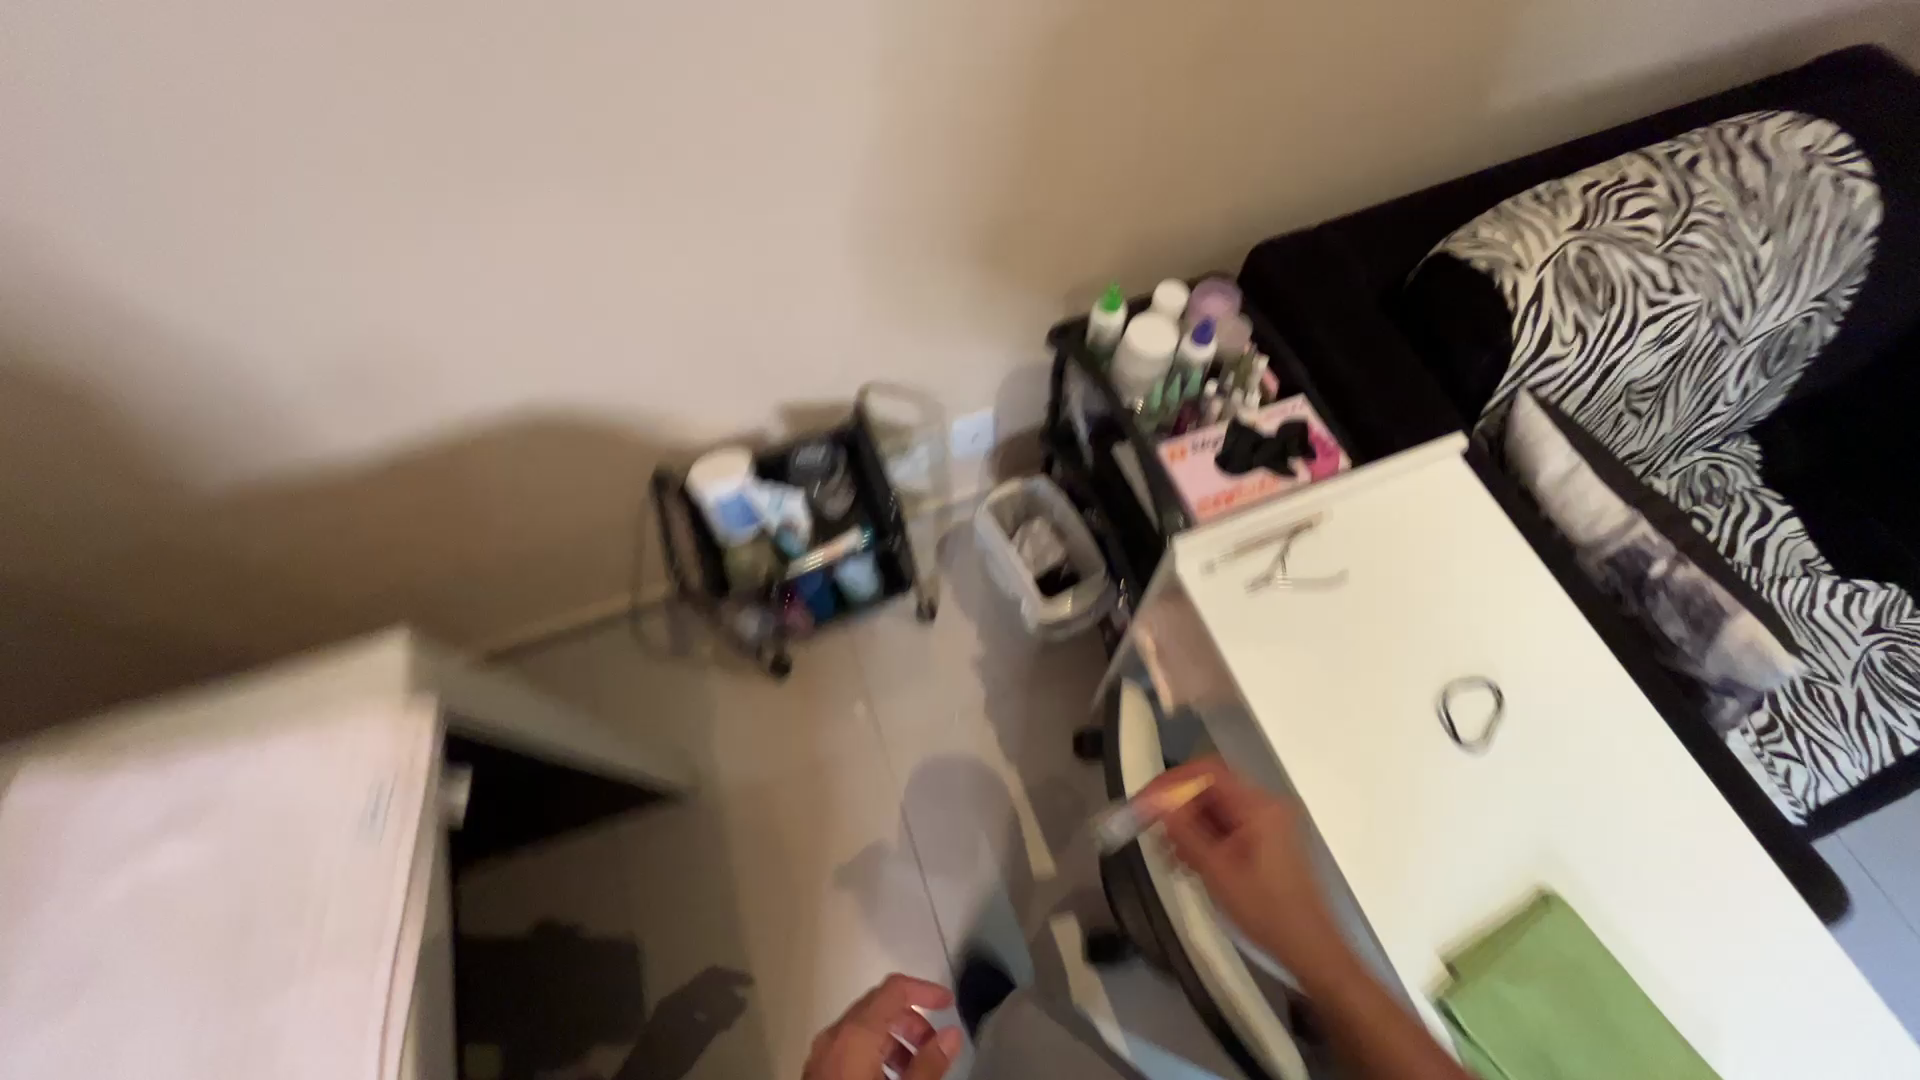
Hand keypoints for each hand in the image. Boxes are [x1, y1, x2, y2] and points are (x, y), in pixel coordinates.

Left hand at [803, 973, 961, 1079]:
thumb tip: (951, 1034)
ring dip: (895, 1041)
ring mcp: (822, 1055)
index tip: (949, 1005)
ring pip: (864, 1030)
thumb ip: (929, 1065)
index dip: (925, 991)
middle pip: (879, 1007)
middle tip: (935, 1048)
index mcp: (855, 1033)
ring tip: (916, 1073)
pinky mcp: (817, 1075)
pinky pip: (850, 1049)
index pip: (894, 989)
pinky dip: (875, 1054)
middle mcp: (835, 1035)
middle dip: (912, 1021)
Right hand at [1146, 758, 1346, 978]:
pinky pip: (1227, 827)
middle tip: (1153, 832)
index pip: (1207, 772)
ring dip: (1188, 827)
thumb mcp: (1217, 871)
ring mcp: (1268, 823)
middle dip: (1178, 809)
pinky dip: (1204, 839)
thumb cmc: (1267, 912)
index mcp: (1259, 806)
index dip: (1172, 781)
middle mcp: (1265, 806)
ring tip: (1170, 856)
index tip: (1146, 802)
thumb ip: (1184, 831)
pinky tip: (1189, 863)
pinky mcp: (1266, 841)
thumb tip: (1154, 802)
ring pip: (1215, 810)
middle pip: (1210, 790)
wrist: (1313, 951)